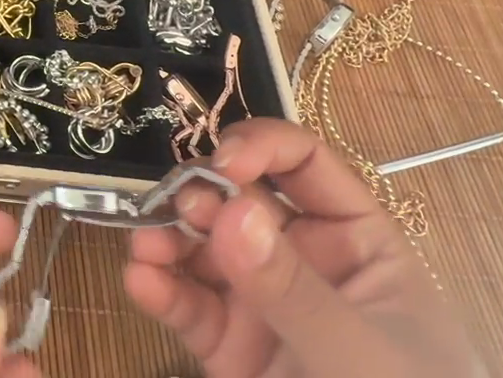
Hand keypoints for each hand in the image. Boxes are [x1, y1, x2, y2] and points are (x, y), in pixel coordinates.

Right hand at [126, 119, 484, 377]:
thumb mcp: (362, 358)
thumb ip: (294, 288)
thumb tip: (229, 207)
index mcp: (356, 242)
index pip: (304, 162)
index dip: (260, 147)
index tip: (220, 163)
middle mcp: (301, 260)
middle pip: (236, 196)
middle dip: (199, 194)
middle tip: (174, 209)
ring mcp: (260, 303)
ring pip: (200, 245)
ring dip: (166, 236)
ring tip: (145, 248)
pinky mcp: (227, 345)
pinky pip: (186, 303)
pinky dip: (157, 287)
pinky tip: (140, 282)